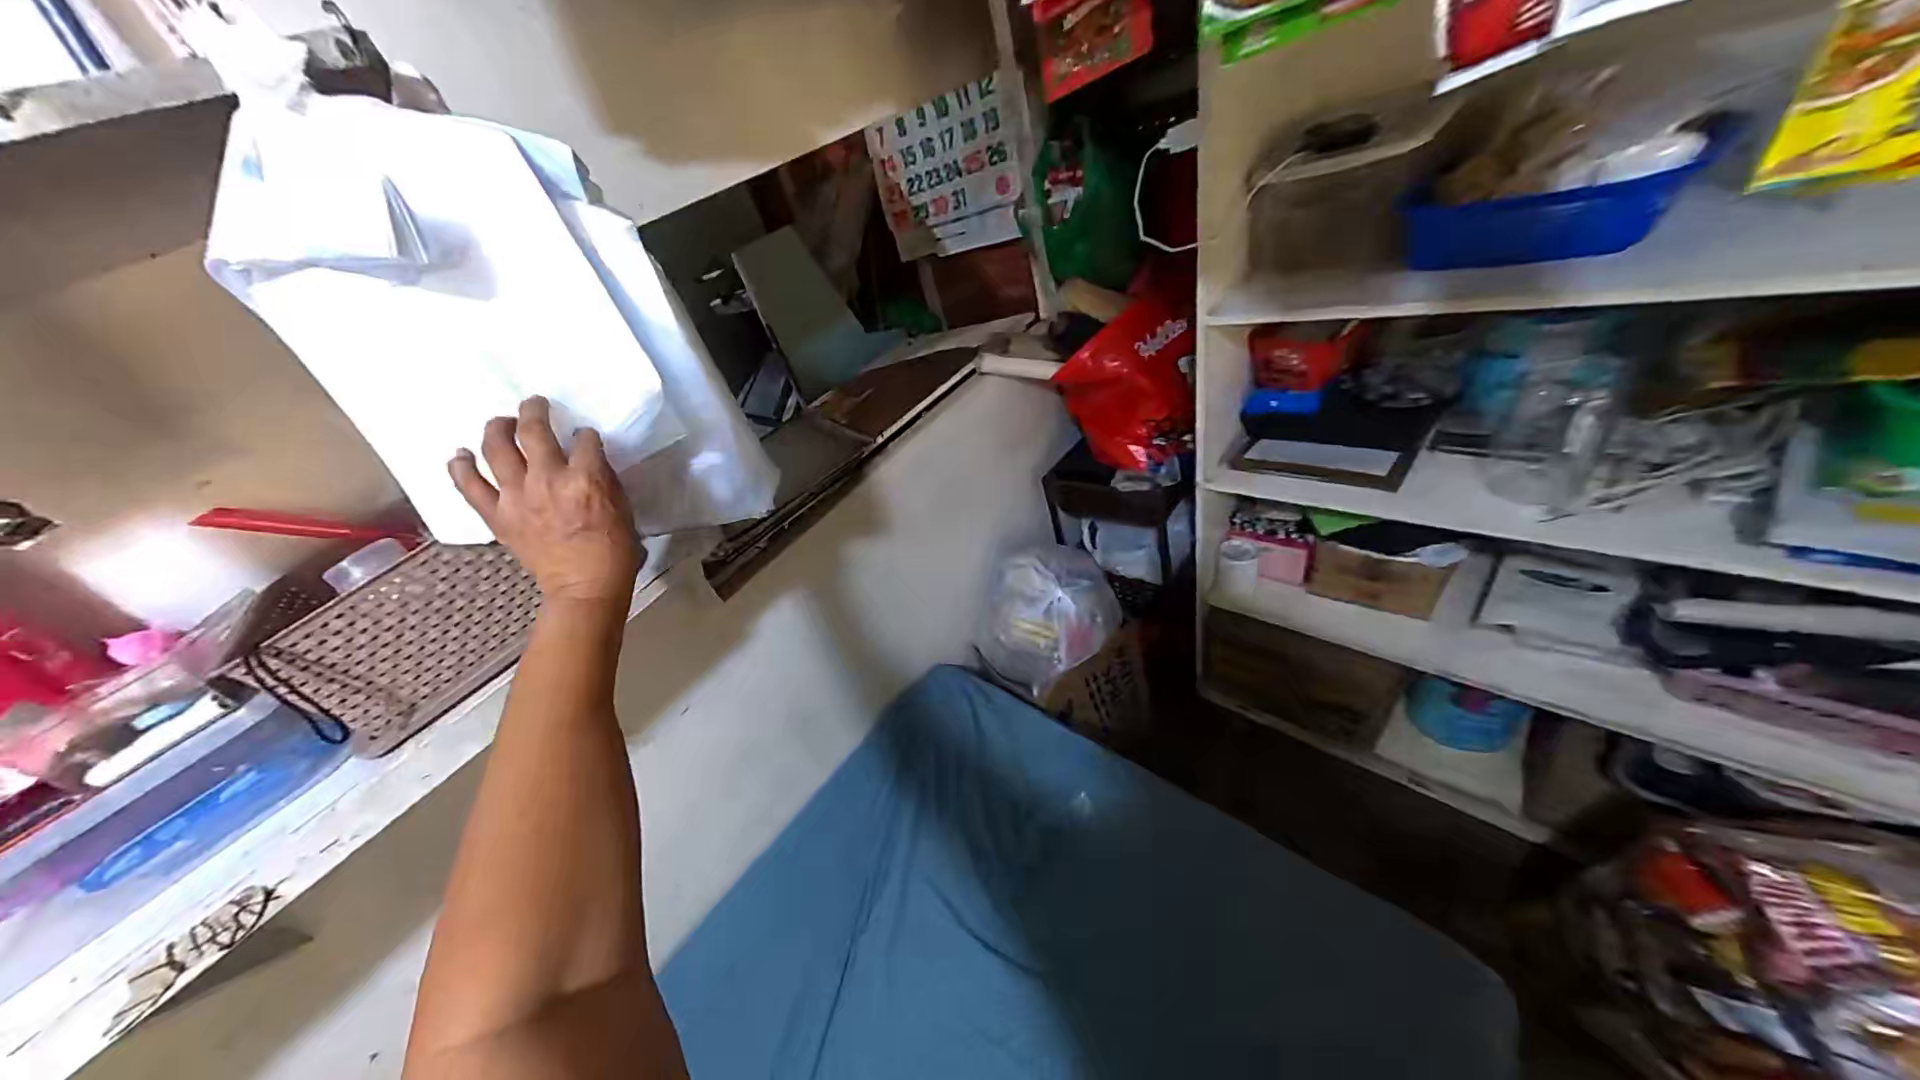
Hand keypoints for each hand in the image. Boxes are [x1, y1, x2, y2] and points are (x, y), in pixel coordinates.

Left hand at [449, 396, 641, 604]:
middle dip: (534, 411)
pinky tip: (460, 454)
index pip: (584, 440)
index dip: (585, 435)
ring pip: (496, 448)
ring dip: (497, 428)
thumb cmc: (613, 550)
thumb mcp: (622, 508)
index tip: (585, 438)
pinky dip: (460, 466)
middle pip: (534, 431)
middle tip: (535, 405)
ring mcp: (517, 496)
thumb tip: (588, 462)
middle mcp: (547, 480)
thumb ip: (603, 480)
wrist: (584, 586)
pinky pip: (469, 485)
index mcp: (585, 479)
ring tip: (501, 422)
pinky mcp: (497, 514)